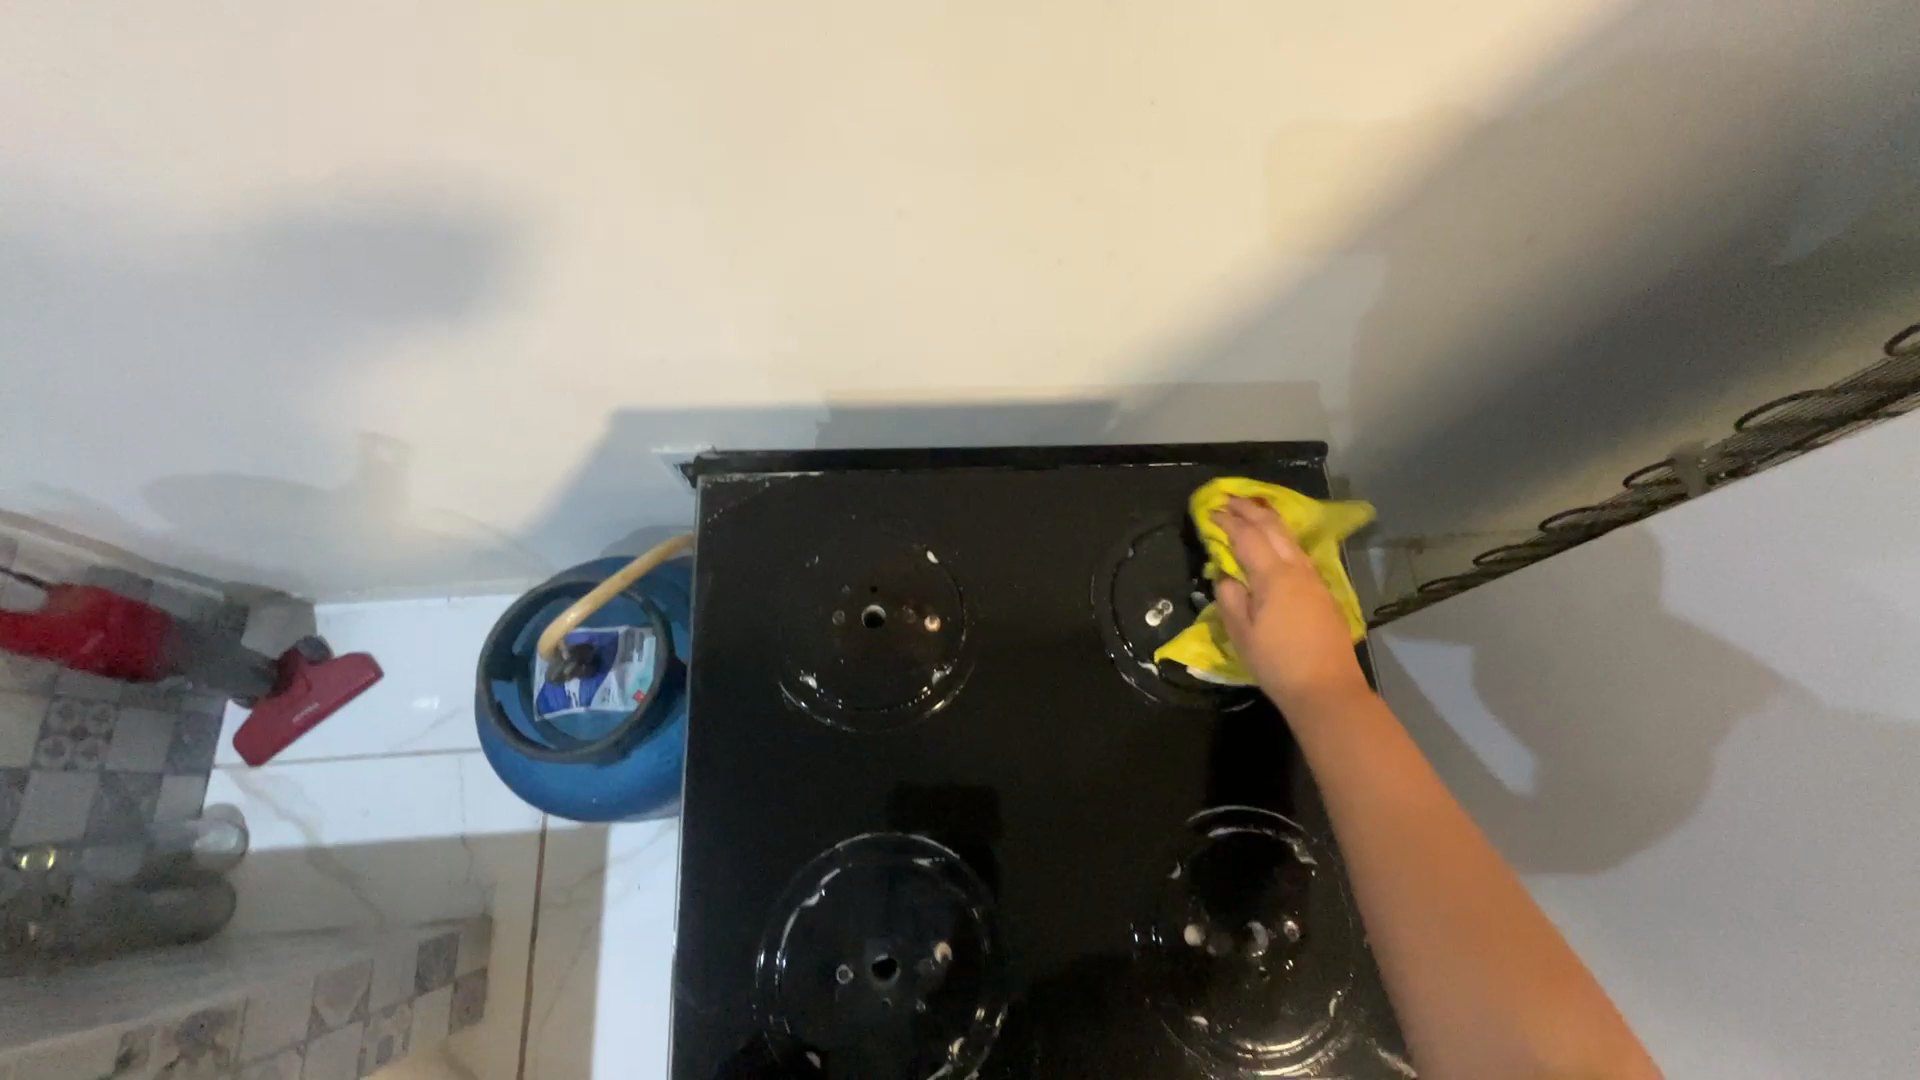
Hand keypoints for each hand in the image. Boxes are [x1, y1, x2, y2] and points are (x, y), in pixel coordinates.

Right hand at [1212, 497, 1370, 713]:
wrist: (1326, 689)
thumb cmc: (1277, 662)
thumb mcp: (1240, 633)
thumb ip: (1230, 598)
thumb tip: (1227, 577)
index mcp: (1273, 576)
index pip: (1247, 537)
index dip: (1228, 521)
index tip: (1211, 510)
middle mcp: (1297, 570)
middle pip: (1273, 529)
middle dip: (1250, 510)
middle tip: (1230, 499)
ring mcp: (1314, 580)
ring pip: (1290, 539)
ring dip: (1269, 521)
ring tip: (1253, 511)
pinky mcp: (1323, 594)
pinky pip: (1299, 554)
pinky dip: (1282, 540)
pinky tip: (1277, 545)